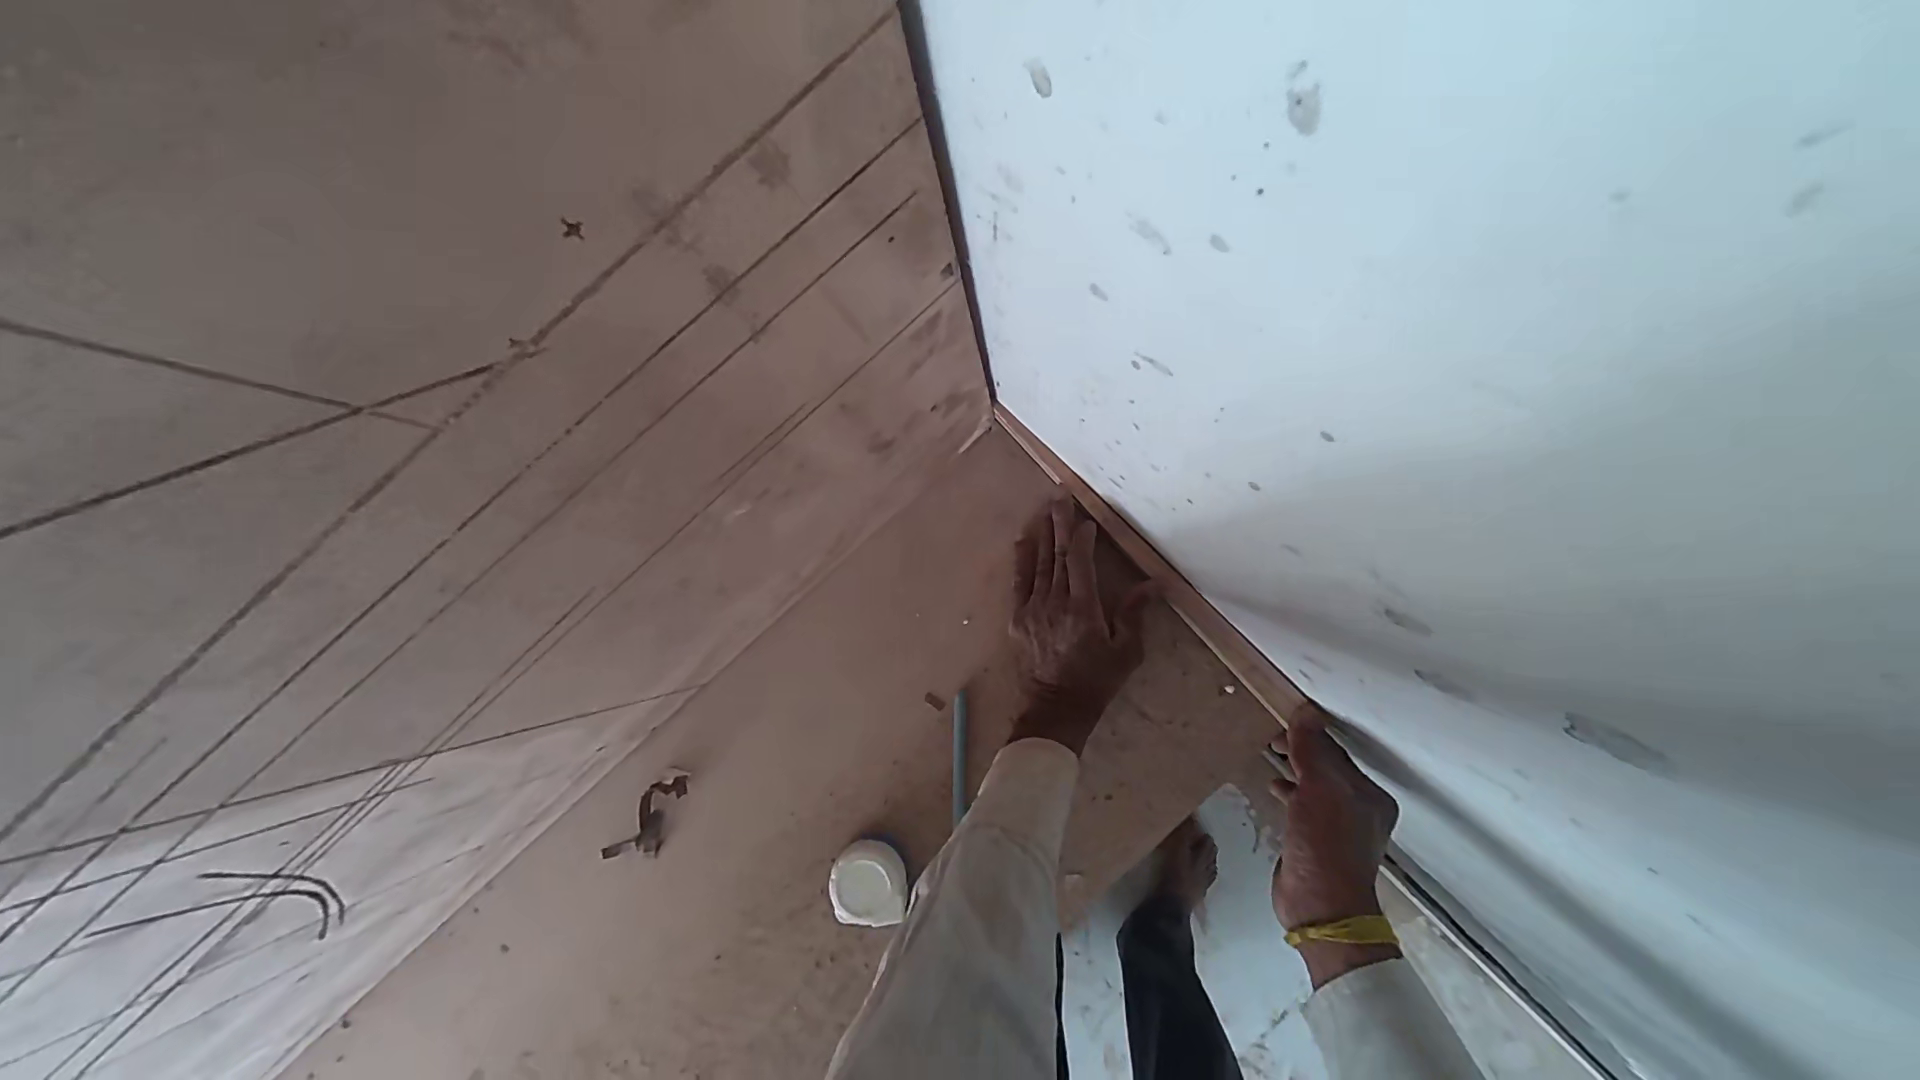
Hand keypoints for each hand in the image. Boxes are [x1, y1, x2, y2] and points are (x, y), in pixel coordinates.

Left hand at [1006, 497, 1154, 753]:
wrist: (1056, 707)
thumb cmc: (1096, 680)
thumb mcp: (1126, 652)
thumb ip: (1134, 614)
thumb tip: (1152, 584)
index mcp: (1083, 609)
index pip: (1080, 562)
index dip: (1082, 538)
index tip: (1087, 520)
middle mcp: (1055, 602)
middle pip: (1056, 555)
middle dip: (1059, 524)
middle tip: (1061, 497)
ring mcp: (1033, 609)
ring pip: (1038, 564)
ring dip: (1042, 534)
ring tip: (1045, 509)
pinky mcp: (1018, 617)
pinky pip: (1019, 581)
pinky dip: (1021, 559)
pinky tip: (1023, 539)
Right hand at [1268, 702, 1402, 986]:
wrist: (1320, 906)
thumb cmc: (1324, 844)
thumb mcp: (1318, 790)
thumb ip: (1311, 750)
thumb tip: (1306, 710)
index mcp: (1369, 795)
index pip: (1336, 752)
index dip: (1308, 735)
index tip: (1279, 722)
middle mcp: (1359, 808)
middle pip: (1326, 767)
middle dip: (1300, 750)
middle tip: (1270, 738)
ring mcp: (1339, 826)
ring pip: (1313, 784)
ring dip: (1293, 768)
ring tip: (1268, 755)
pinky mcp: (1318, 840)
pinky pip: (1304, 803)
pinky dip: (1289, 790)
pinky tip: (1272, 786)